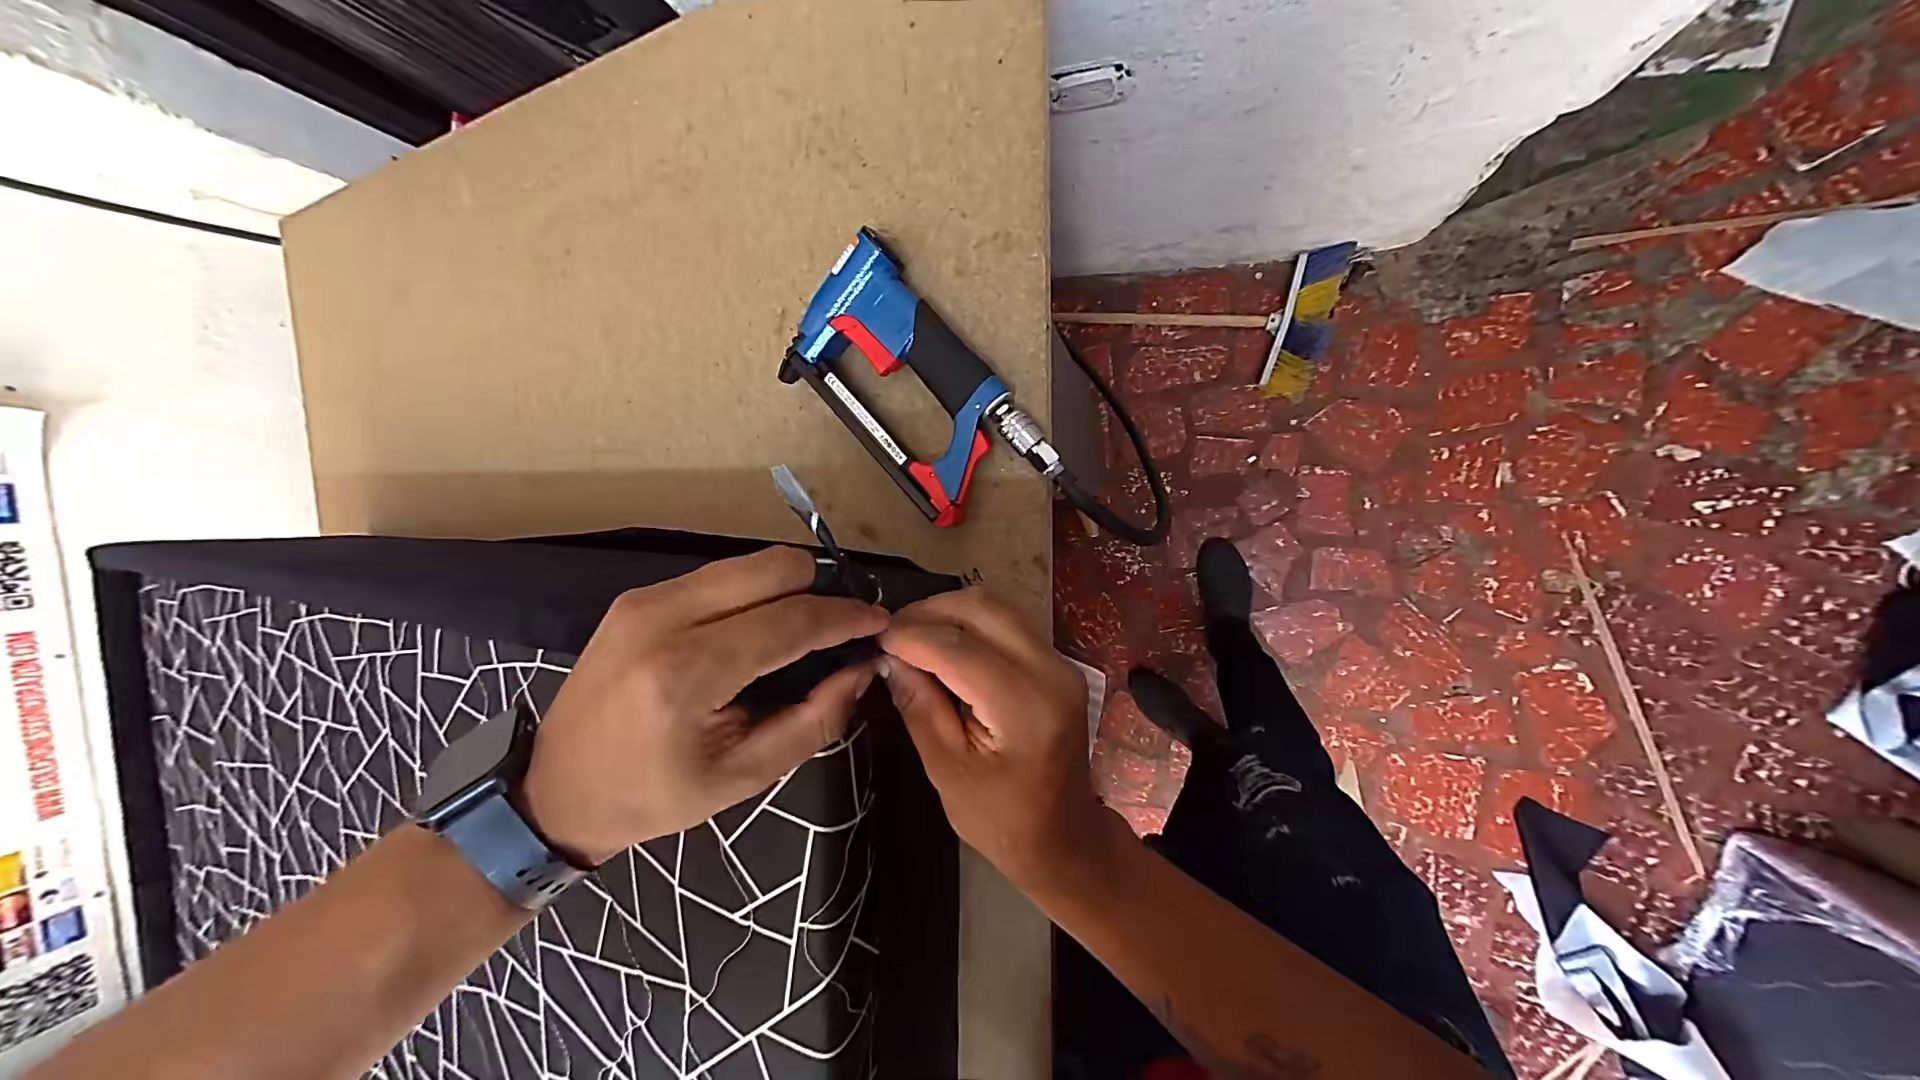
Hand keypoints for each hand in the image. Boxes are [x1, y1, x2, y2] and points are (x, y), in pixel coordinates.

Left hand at [519, 547, 887, 864]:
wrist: (553, 790)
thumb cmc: (652, 796)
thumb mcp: (744, 777)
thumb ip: (815, 720)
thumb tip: (862, 668)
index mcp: (687, 673)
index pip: (790, 621)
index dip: (845, 616)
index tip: (878, 620)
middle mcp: (663, 618)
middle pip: (774, 567)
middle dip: (822, 588)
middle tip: (842, 624)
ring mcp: (645, 599)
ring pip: (750, 562)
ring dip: (791, 587)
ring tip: (808, 626)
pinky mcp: (638, 595)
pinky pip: (721, 574)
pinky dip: (756, 591)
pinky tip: (761, 626)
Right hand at [878, 589, 1109, 888]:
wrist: (1063, 837)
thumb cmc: (1000, 818)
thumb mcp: (946, 769)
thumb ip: (919, 705)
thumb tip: (888, 656)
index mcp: (1025, 707)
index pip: (958, 648)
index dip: (910, 636)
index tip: (874, 640)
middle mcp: (1052, 672)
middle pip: (982, 609)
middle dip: (929, 612)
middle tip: (890, 634)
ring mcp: (1061, 663)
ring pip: (997, 606)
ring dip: (949, 612)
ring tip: (911, 635)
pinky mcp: (1058, 663)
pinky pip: (1009, 622)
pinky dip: (970, 622)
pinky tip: (942, 642)